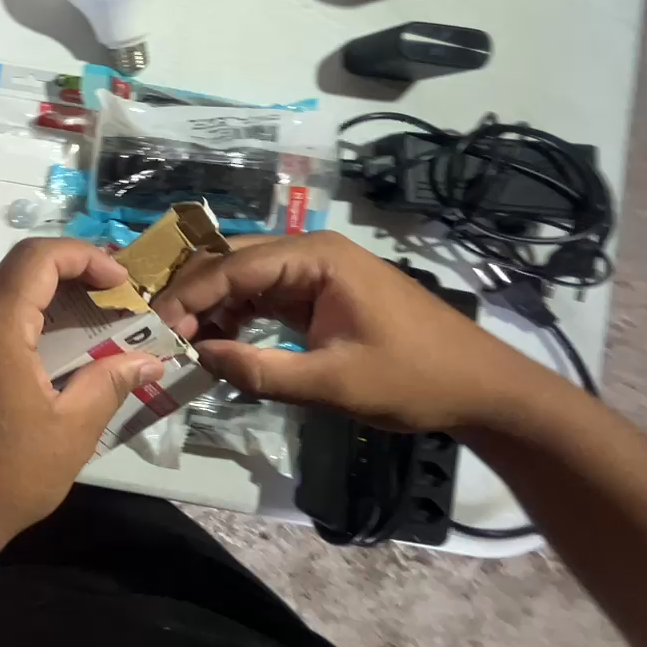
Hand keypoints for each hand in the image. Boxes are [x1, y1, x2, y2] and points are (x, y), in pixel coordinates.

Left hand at [0, 239, 167, 553]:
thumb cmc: (5, 472)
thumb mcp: (71, 430)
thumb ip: (109, 381)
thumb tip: (148, 358)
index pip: (36, 257)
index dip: (83, 256)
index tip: (120, 281)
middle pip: (10, 270)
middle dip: (63, 275)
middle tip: (106, 301)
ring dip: (30, 296)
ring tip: (73, 324)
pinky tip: (27, 347)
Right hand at [152, 231, 544, 432]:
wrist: (491, 395)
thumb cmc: (419, 381)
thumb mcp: (335, 384)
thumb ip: (260, 370)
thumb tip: (197, 355)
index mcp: (315, 257)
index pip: (229, 266)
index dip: (187, 296)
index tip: (155, 326)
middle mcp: (306, 251)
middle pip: (225, 261)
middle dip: (188, 294)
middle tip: (156, 327)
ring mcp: (309, 269)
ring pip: (235, 276)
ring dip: (206, 305)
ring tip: (180, 338)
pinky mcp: (311, 291)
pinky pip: (255, 294)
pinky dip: (229, 314)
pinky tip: (214, 339)